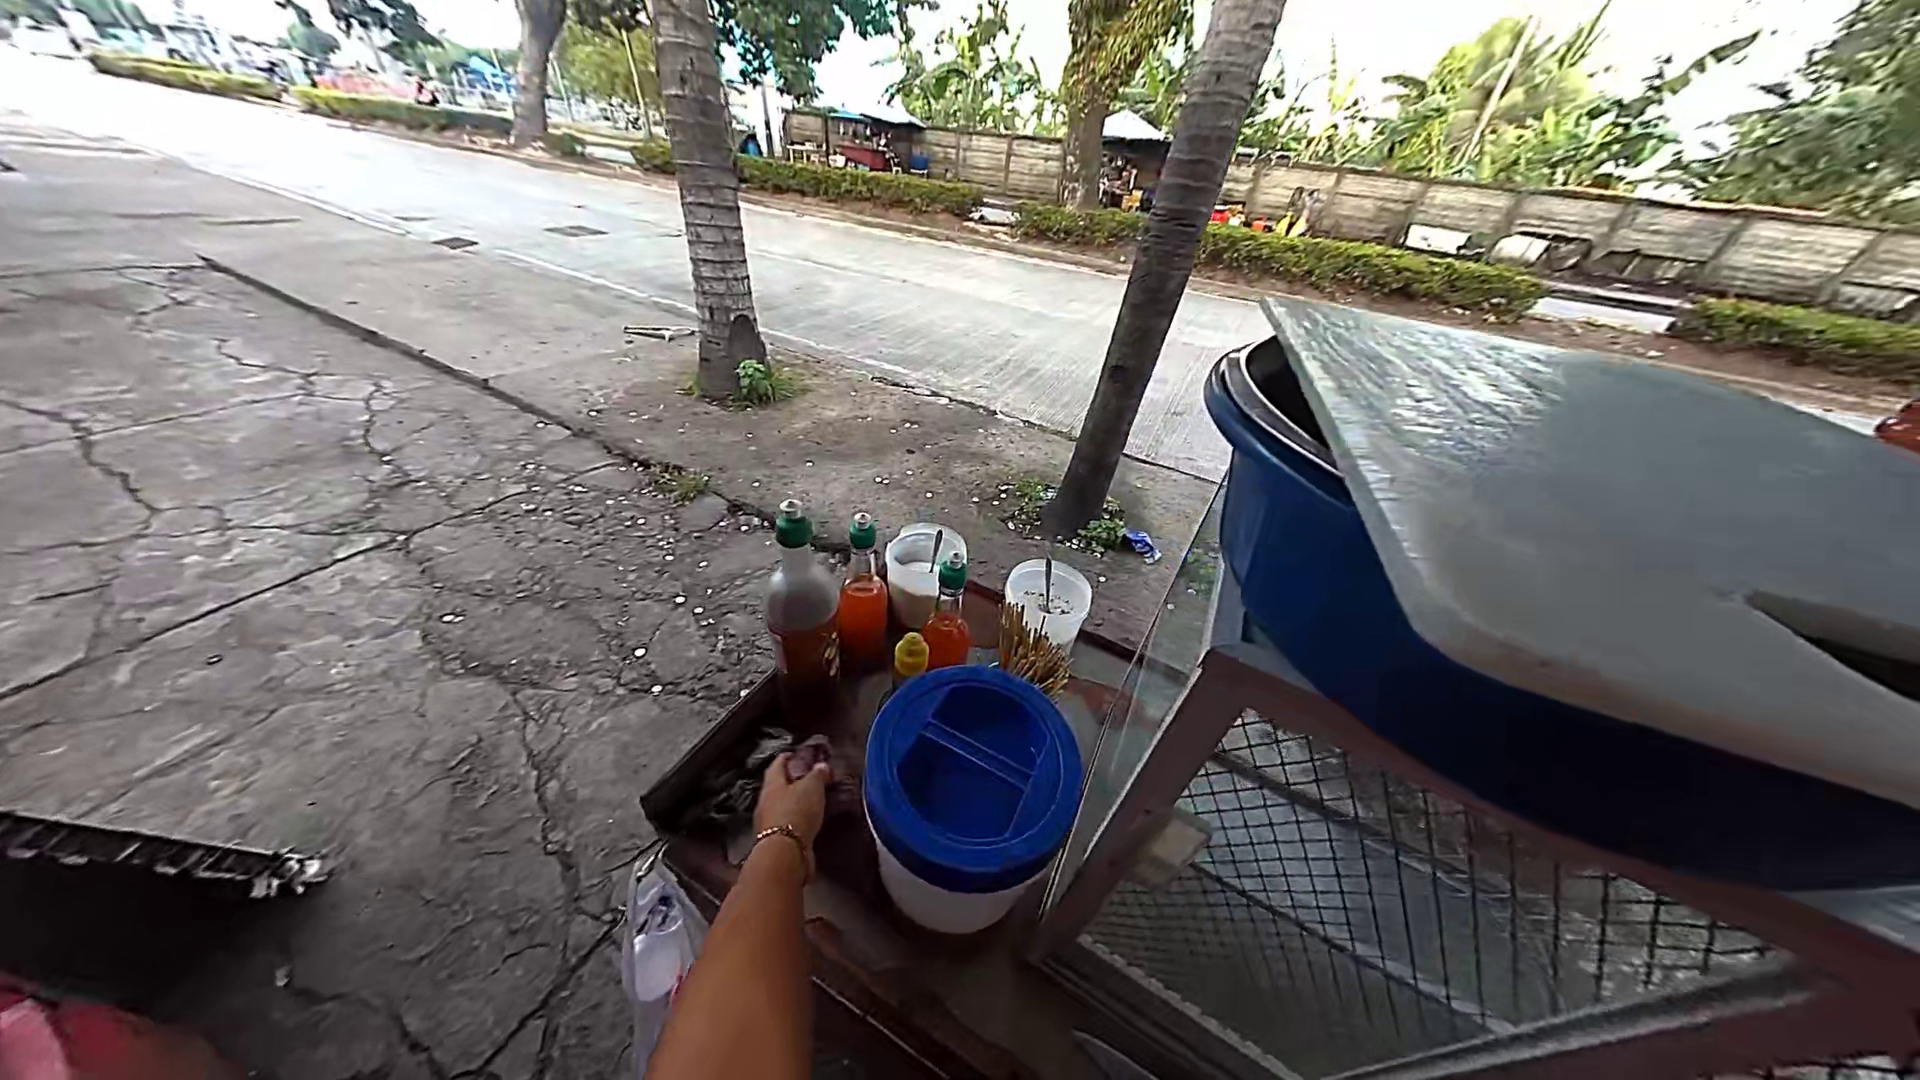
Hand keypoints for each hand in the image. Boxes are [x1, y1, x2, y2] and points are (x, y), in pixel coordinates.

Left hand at [755, 753, 829, 847]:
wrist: (786, 854)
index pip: (777, 765)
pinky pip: (789, 823)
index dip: (787, 758)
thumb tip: (821, 766)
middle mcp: (766, 802)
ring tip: (813, 799)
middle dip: (792, 781)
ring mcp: (769, 823)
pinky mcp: (777, 841)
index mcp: (772, 785)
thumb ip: (817, 774)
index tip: (795, 754)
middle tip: (809, 778)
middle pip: (778, 787)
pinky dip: (798, 819)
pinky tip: (810, 820)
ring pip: (783, 806)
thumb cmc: (796, 812)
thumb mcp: (812, 787)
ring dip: (795, 802)